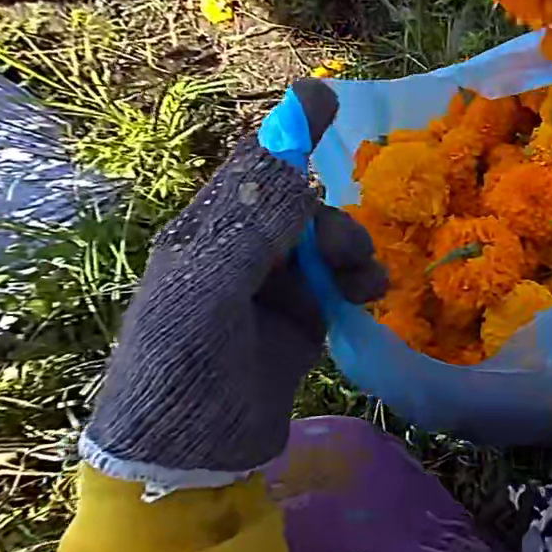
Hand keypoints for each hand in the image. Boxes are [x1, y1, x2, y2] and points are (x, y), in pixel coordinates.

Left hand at [79, 81, 388, 493]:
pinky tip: (371, 295)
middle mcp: (242, 255)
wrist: (189, 455)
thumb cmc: (181, 370)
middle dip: (328, 222)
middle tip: (344, 253)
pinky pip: (339, 286)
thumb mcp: (206, 294)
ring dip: (349, 252)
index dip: (286, 133)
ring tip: (362, 280)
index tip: (322, 95)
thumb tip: (295, 172)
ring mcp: (275, 290)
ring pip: (325, 247)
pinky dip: (359, 284)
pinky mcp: (303, 322)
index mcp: (207, 237)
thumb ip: (251, 231)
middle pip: (300, 210)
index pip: (251, 171)